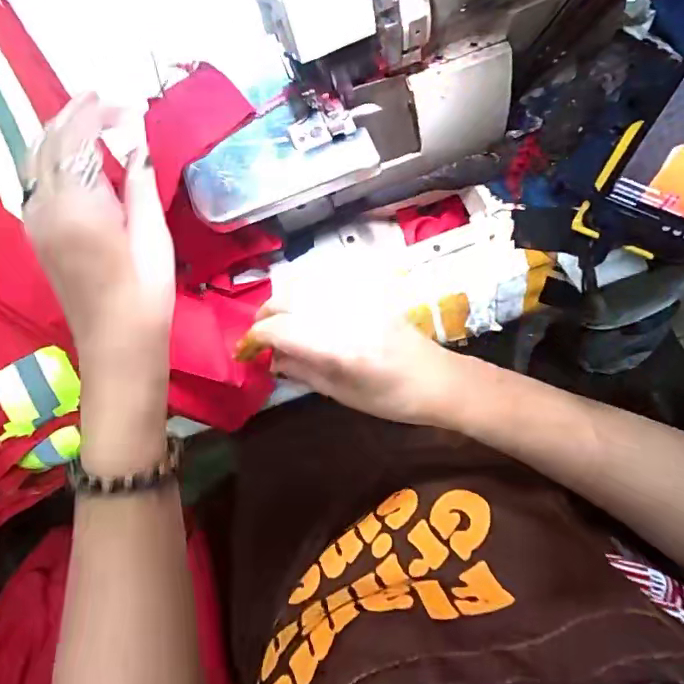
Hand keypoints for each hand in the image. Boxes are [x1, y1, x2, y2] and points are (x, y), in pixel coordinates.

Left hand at [22, 93, 173, 378]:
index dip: (96, 113)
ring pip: (35, 161)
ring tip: (88, 121)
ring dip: (58, 134)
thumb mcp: (152, 235)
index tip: (121, 104)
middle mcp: (46, 207)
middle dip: (74, 116)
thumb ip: (138, 184)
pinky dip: (50, 159)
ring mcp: (35, 222)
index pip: (76, 138)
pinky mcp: (36, 235)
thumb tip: (136, 147)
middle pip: (49, 144)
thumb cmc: (145, 293)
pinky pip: (34, 181)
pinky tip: (73, 159)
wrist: (116, 345)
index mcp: (77, 205)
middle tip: (103, 102)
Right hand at [238, 300, 463, 425]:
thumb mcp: (341, 394)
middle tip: (258, 338)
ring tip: (278, 324)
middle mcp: (343, 316)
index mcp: (338, 348)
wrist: (439, 379)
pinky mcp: (366, 291)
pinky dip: (303, 294)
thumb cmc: (391, 399)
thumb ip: (301, 371)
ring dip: (281, 303)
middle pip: (285, 301)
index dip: (254, 338)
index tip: (245, 351)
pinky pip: (323, 283)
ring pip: (301, 286)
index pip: (279, 329)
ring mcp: (356, 299)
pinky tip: (303, 310)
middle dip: (263, 317)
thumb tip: (269, 359)